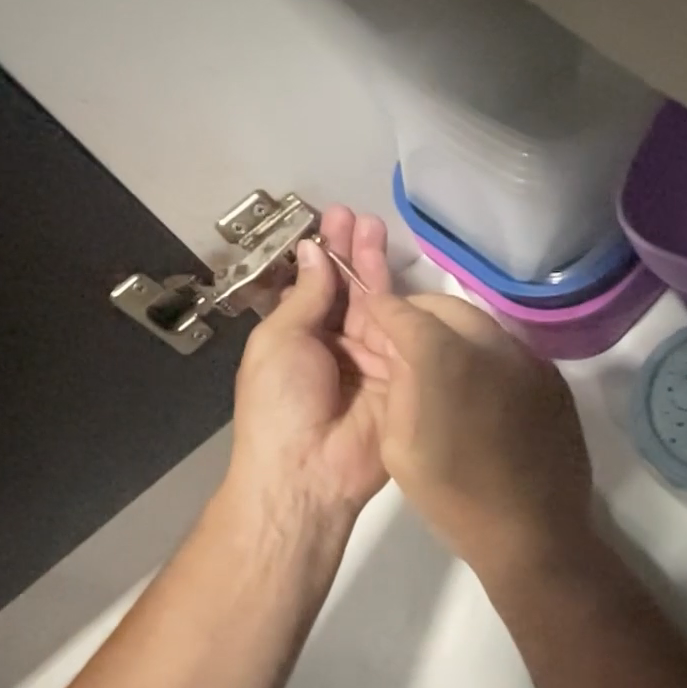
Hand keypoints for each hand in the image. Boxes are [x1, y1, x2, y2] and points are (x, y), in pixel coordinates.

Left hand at [221, 207, 393, 523]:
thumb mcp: (279, 340)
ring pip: (380, 308)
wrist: (309, 470)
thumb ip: (306, 296)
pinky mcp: (404, 379)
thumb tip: (312, 252)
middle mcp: (340, 346)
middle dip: (355, 253)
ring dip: (378, 269)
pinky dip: (405, 308)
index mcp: (301, 338)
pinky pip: (407, 340)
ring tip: (379, 228)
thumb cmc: (279, 403)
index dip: (327, 254)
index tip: (335, 219)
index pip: (319, 287)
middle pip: (352, 292)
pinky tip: (405, 274)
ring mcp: (374, 362)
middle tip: (362, 217)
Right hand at [360, 293, 594, 575]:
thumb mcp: (400, 448)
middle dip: (421, 314)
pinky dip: (489, 354)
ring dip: (458, 332)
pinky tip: (481, 384)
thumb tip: (405, 359)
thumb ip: (399, 388)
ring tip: (441, 360)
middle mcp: (495, 345)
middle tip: (403, 336)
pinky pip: (514, 351)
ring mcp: (532, 361)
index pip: (406, 313)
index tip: (371, 317)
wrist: (535, 533)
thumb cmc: (457, 500)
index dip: (383, 312)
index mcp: (448, 359)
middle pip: (450, 307)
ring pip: (486, 325)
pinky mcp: (556, 380)